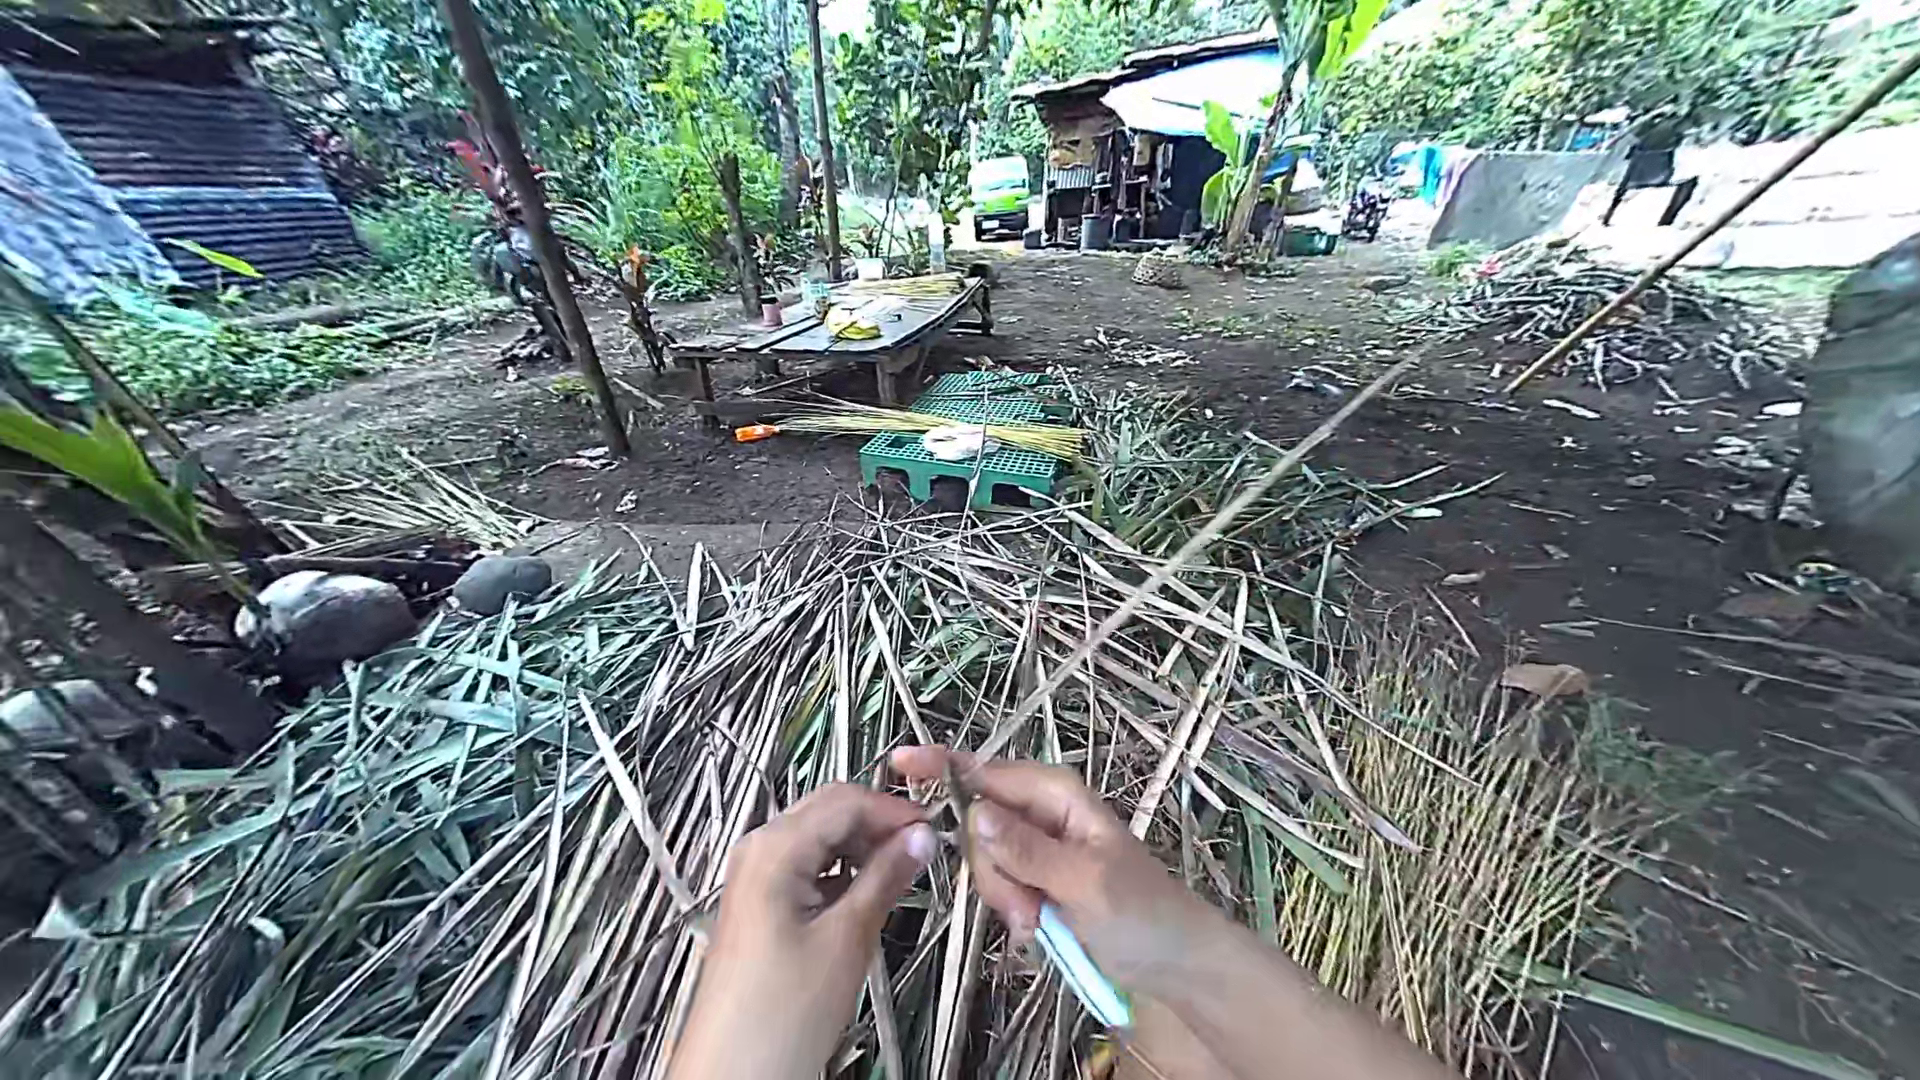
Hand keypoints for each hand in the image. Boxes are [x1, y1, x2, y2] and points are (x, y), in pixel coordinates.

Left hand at [667, 784, 936, 1079]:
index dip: (894, 810)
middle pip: (831, 809)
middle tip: (920, 847)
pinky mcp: (760, 899)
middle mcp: (760, 848)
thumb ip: (886, 876)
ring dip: (862, 844)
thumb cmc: (779, 1019)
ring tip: (899, 870)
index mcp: (775, 847)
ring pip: (821, 834)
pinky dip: (842, 867)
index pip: (847, 801)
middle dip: (878, 823)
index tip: (932, 828)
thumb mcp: (846, 939)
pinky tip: (866, 890)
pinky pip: (809, 862)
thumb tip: (921, 836)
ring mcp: (757, 873)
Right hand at [891, 746, 1218, 994]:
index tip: (900, 763)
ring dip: (1004, 894)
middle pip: (978, 823)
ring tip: (1038, 920)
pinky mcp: (1032, 874)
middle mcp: (1039, 809)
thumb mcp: (1084, 881)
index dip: (942, 765)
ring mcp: (1034, 843)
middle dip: (993, 869)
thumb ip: (1027, 849)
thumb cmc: (1140, 911)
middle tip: (1026, 907)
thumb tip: (974, 814)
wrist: (1173, 960)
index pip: (986, 771)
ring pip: (984, 857)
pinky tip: (1037, 925)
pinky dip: (1010, 907)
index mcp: (1054, 793)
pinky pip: (998, 882)